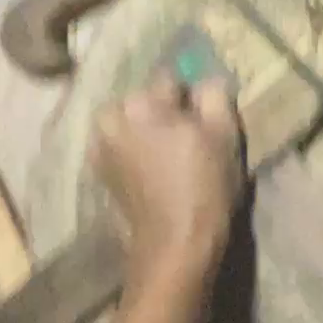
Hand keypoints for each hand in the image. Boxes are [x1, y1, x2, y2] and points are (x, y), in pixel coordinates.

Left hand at [91, 75, 243, 280]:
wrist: (174, 243)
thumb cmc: (205, 187)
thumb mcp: (225, 136)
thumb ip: (215, 95)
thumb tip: (206, 81)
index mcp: (142, 102)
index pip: (171, 79)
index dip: (191, 100)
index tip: (203, 124)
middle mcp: (112, 116)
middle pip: (144, 100)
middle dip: (163, 113)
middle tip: (186, 142)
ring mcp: (99, 145)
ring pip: (130, 123)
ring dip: (146, 132)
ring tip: (168, 159)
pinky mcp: (97, 171)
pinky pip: (120, 146)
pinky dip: (134, 152)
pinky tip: (152, 173)